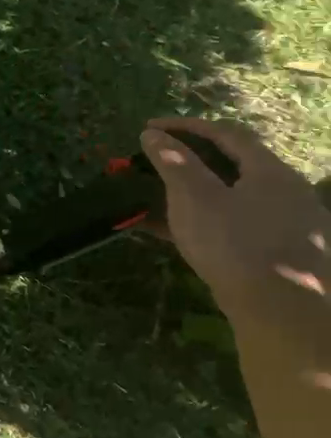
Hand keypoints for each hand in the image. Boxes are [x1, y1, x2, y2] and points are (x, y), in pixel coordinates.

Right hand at [143, 117, 330, 328]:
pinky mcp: (280, 249)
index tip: (148, 128)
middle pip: (234, 163)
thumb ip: (173, 161)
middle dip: (189, 157)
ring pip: (232, 193)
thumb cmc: (234, 242)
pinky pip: (235, 219)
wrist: (283, 311)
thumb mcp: (194, 196)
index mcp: (272, 174)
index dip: (186, 126)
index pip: (228, 134)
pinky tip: (171, 228)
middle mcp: (289, 193)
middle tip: (153, 159)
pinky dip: (202, 214)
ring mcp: (289, 224)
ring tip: (156, 193)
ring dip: (192, 187)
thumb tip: (154, 135)